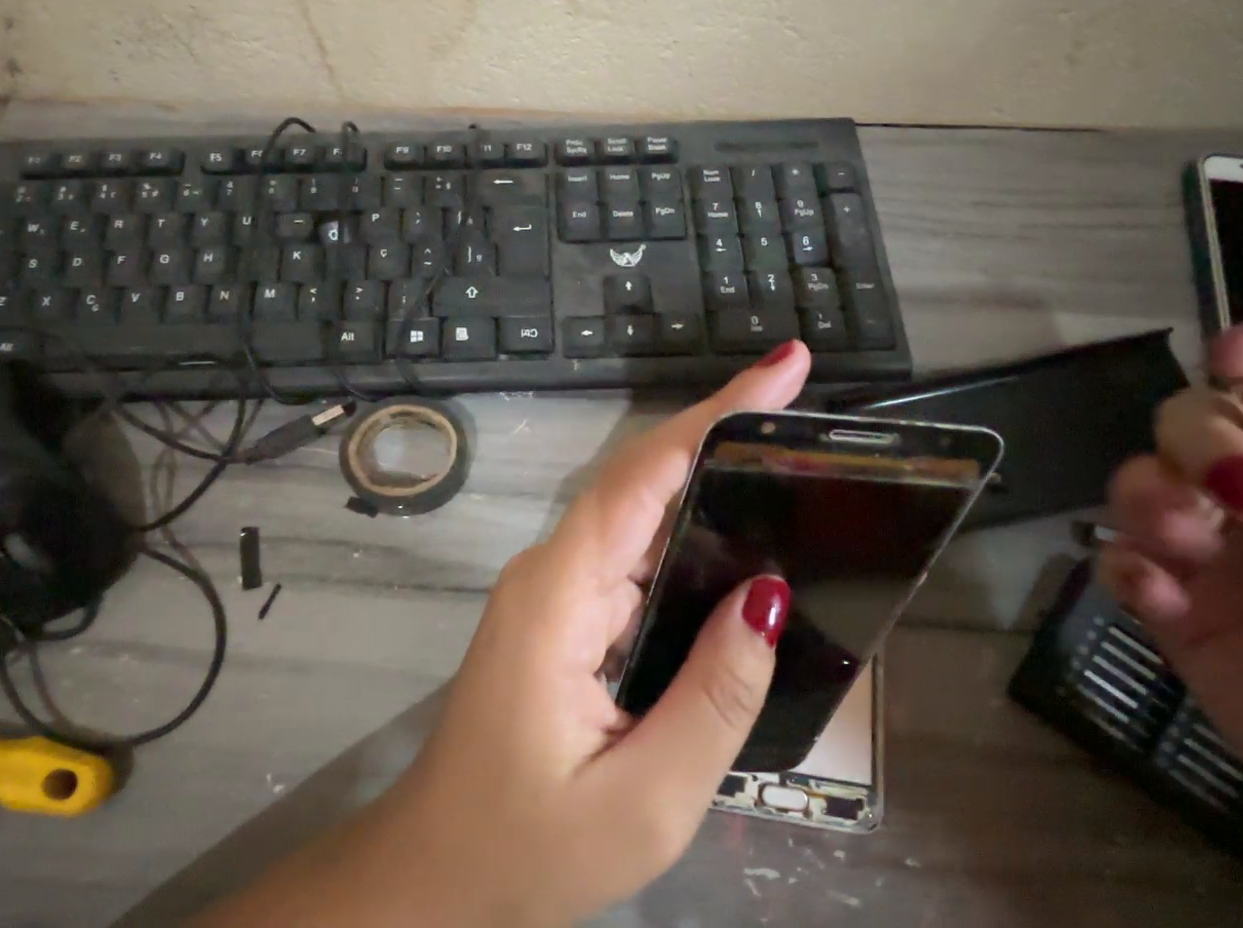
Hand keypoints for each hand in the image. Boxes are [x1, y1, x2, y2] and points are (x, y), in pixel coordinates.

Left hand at [200, 342, 810, 926]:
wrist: (438, 874)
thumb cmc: (530, 847)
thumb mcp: (643, 798)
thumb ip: (713, 699)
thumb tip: (770, 597)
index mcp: (559, 597)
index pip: (640, 479)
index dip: (711, 416)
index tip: (783, 369)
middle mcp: (552, 575)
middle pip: (640, 482)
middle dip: (720, 433)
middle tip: (804, 406)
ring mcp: (553, 594)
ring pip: (637, 515)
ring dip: (708, 479)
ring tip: (789, 458)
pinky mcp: (563, 618)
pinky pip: (633, 557)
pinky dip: (688, 532)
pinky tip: (742, 539)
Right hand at [1101, 323, 1242, 927]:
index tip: (1229, 362)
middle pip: (1198, 422)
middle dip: (1201, 444)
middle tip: (1240, 498)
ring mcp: (1226, 556)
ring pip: (1145, 483)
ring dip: (1150, 501)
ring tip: (1186, 551)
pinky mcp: (1180, 610)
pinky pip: (1123, 563)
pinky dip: (1127, 568)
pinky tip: (1157, 599)